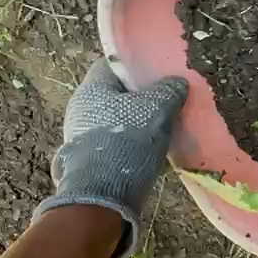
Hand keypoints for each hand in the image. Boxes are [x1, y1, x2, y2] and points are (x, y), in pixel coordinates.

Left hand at [35, 61, 186, 257]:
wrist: (104, 192)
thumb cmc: (128, 139)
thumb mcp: (157, 108)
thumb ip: (168, 90)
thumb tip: (176, 82)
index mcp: (91, 88)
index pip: (112, 65)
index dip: (135, 67)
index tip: (157, 75)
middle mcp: (81, 108)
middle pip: (114, 94)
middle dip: (139, 98)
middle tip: (165, 102)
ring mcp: (82, 135)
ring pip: (116, 120)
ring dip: (137, 123)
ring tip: (163, 129)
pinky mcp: (89, 159)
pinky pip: (114, 143)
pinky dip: (131, 144)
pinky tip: (150, 151)